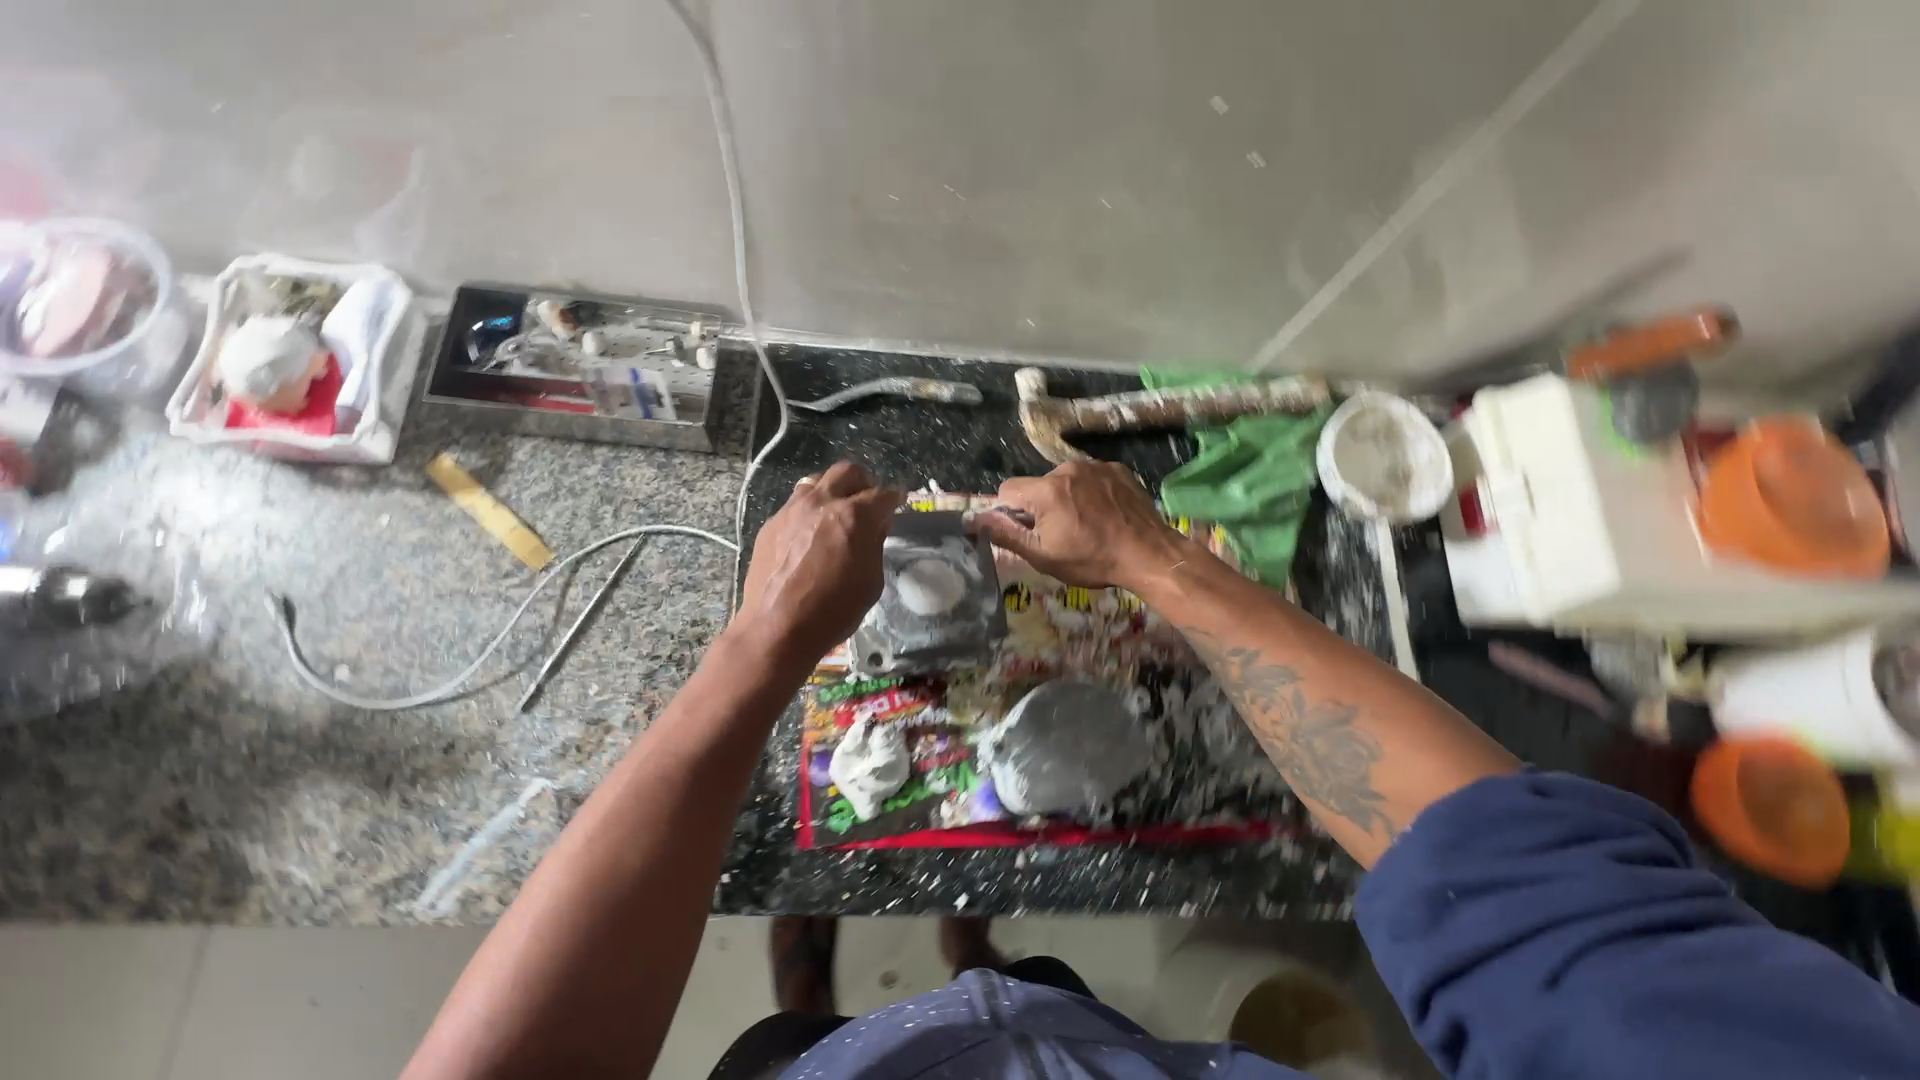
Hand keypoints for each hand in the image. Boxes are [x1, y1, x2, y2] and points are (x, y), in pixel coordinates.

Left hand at [740, 462, 901, 658]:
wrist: (777, 627)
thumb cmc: (834, 610)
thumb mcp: (871, 582)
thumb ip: (875, 546)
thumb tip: (875, 526)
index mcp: (854, 516)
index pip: (882, 494)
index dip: (894, 498)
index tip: (897, 503)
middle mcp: (822, 503)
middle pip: (847, 472)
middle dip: (863, 482)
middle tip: (867, 500)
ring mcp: (792, 510)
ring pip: (816, 482)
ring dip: (832, 491)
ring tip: (835, 513)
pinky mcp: (771, 524)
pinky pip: (794, 504)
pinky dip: (809, 511)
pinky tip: (809, 534)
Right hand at [970, 461, 1187, 588]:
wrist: (1149, 554)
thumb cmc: (1093, 560)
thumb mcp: (1043, 556)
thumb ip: (1005, 535)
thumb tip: (973, 520)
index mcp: (1046, 490)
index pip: (1008, 490)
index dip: (1011, 512)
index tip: (1029, 532)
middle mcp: (1067, 469)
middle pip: (1038, 485)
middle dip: (1042, 506)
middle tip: (1063, 533)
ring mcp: (1095, 465)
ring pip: (1065, 480)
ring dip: (1067, 498)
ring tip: (1087, 524)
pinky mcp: (1117, 468)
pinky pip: (1091, 476)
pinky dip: (1091, 492)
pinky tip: (1105, 513)